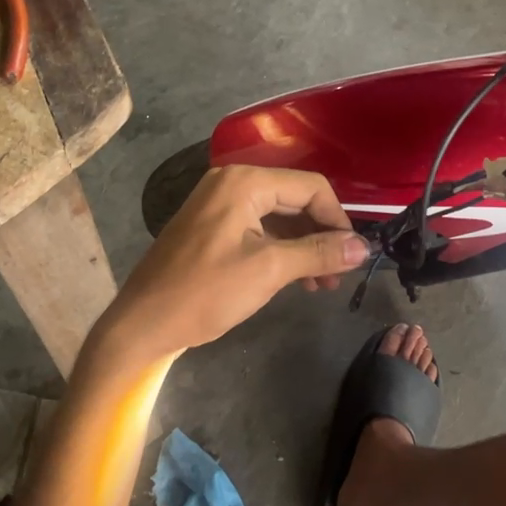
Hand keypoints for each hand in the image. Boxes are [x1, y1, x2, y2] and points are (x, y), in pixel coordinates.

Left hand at [97, 165, 368, 359]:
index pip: (310, 186)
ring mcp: (219, 203)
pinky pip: (258, 228)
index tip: (354, 255)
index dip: (338, 219)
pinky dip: (281, 250)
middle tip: (341, 274)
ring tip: (324, 284)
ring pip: (279, 216)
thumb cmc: (205, 292)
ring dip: (304, 246)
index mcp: (245, 182)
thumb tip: (363, 247)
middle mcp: (232, 182)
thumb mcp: (268, 270)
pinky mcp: (212, 226)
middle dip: (322, 235)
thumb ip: (318, 253)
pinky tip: (297, 279)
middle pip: (295, 198)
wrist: (142, 324)